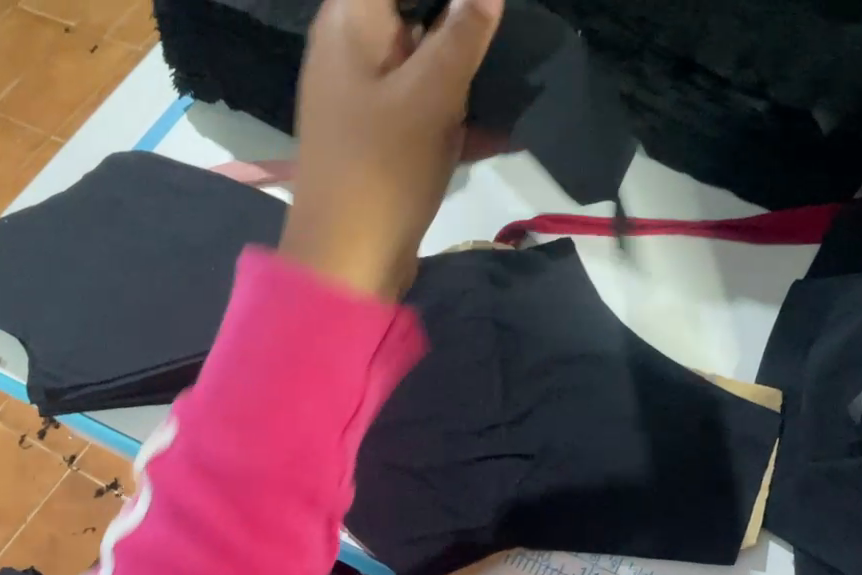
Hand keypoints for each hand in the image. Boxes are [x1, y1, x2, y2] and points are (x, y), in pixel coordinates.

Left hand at [279, 0, 503, 298]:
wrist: (347, 262)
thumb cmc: (383, 169)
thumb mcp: (431, 95)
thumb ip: (462, 34)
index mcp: (351, 21)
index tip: (484, 10)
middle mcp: (353, 51)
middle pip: (413, 14)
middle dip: (461, 25)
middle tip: (503, 41)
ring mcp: (366, 100)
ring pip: (423, 64)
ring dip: (466, 72)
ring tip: (514, 78)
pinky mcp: (382, 141)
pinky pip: (424, 112)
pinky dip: (458, 119)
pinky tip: (503, 129)